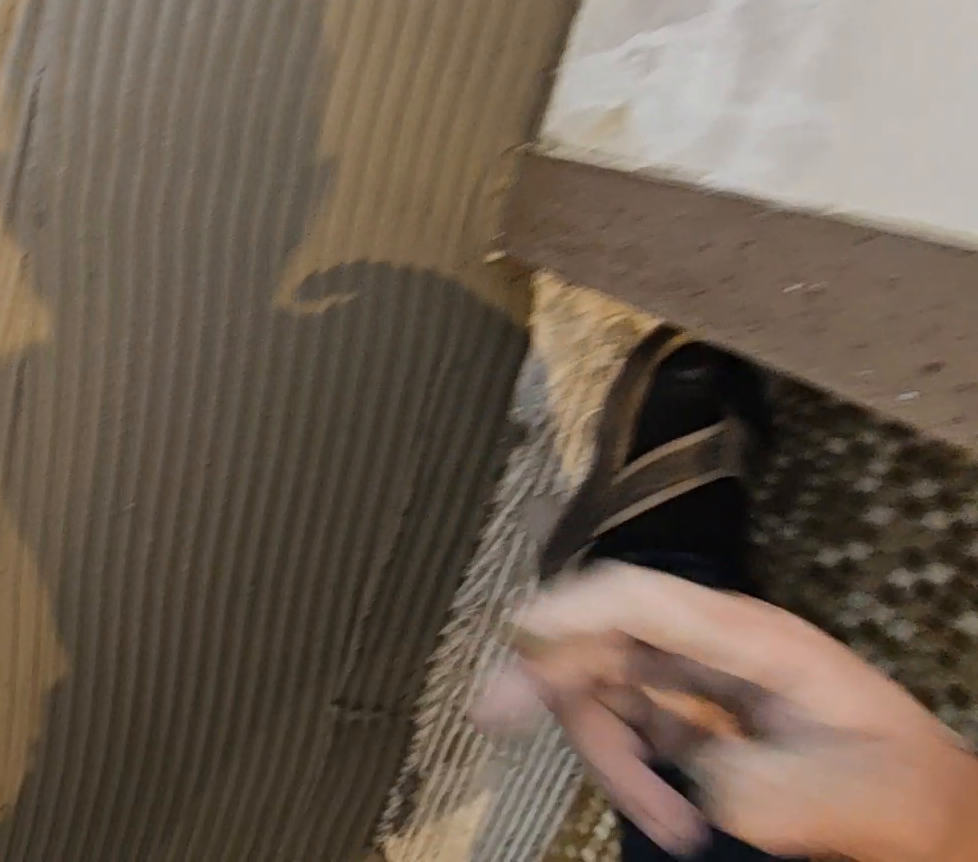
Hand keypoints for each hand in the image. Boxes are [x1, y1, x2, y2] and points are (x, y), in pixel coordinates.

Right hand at [472, 563, 977, 860]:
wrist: (932, 825)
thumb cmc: (911, 796)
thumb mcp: (876, 800)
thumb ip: (782, 791)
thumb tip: (697, 787)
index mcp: (749, 639)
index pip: (638, 598)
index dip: (572, 606)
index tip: (519, 632)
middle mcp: (696, 644)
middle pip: (592, 638)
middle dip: (545, 678)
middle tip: (493, 716)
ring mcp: (677, 675)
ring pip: (590, 687)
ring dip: (605, 754)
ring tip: (665, 822)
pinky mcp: (665, 709)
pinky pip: (610, 724)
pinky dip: (620, 770)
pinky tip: (664, 814)